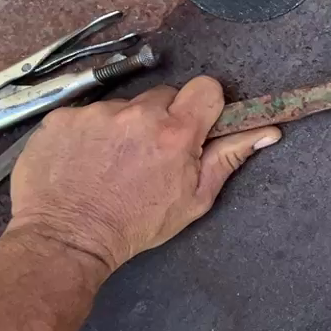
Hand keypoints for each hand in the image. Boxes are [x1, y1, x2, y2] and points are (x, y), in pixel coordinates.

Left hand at [6, 76, 281, 273]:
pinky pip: (87, 114)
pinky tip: (84, 158)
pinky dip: (88, 132)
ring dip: (125, 125)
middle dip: (163, 117)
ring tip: (112, 160)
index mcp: (177, 132)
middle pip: (165, 95)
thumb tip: (270, 130)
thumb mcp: (195, 198)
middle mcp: (138, 114)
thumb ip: (230, 158)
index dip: (204, 104)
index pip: (206, 87)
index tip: (195, 125)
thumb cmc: (137, 225)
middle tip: (151, 150)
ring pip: (125, 106)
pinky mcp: (61, 119)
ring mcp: (96, 114)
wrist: (63, 243)